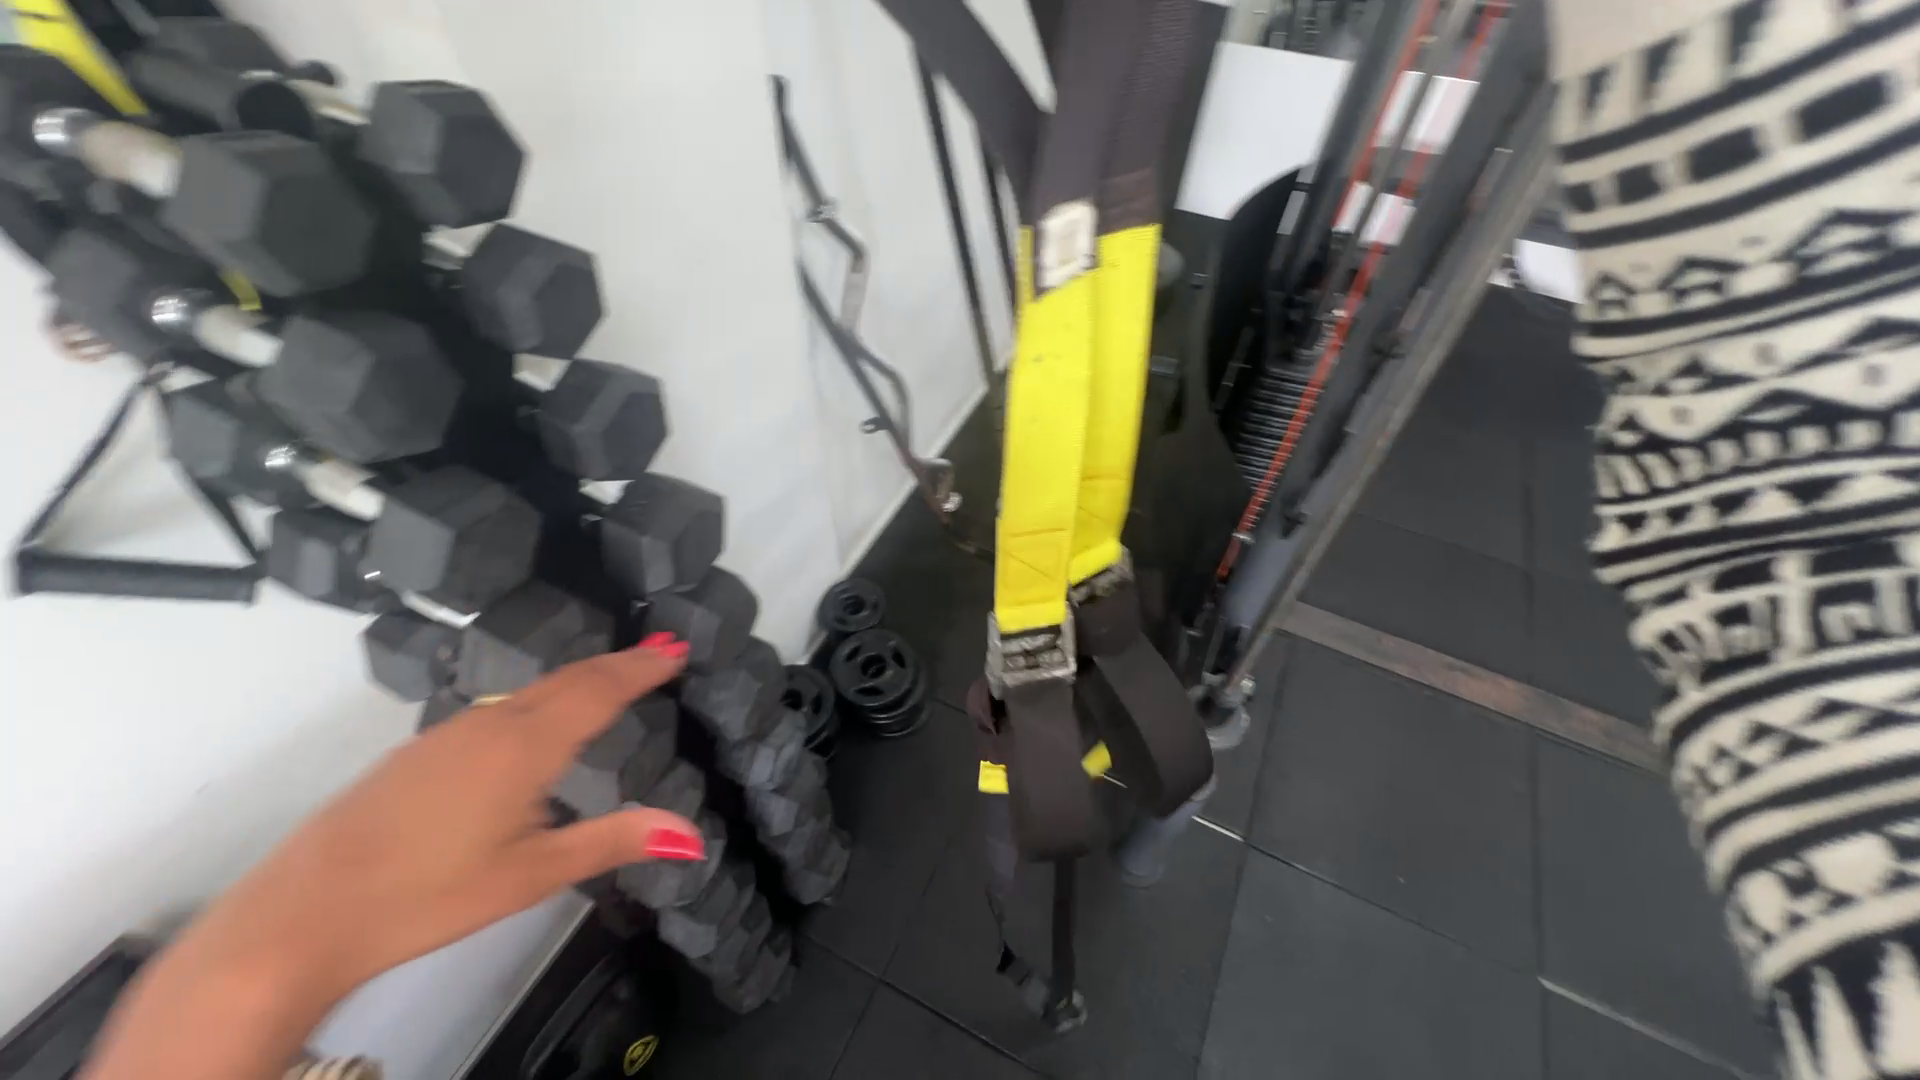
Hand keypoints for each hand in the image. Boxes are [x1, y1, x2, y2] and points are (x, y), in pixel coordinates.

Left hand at [83, 638, 697, 1079]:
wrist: (298, 916)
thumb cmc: (427, 897)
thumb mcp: (532, 874)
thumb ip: (614, 842)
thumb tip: (691, 836)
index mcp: (524, 746)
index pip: (598, 690)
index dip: (641, 667)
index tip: (676, 648)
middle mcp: (488, 723)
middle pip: (566, 680)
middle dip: (617, 664)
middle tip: (658, 653)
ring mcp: (448, 733)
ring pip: (530, 690)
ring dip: (579, 679)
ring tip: (613, 680)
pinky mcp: (420, 751)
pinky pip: (499, 707)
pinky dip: (541, 698)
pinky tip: (539, 721)